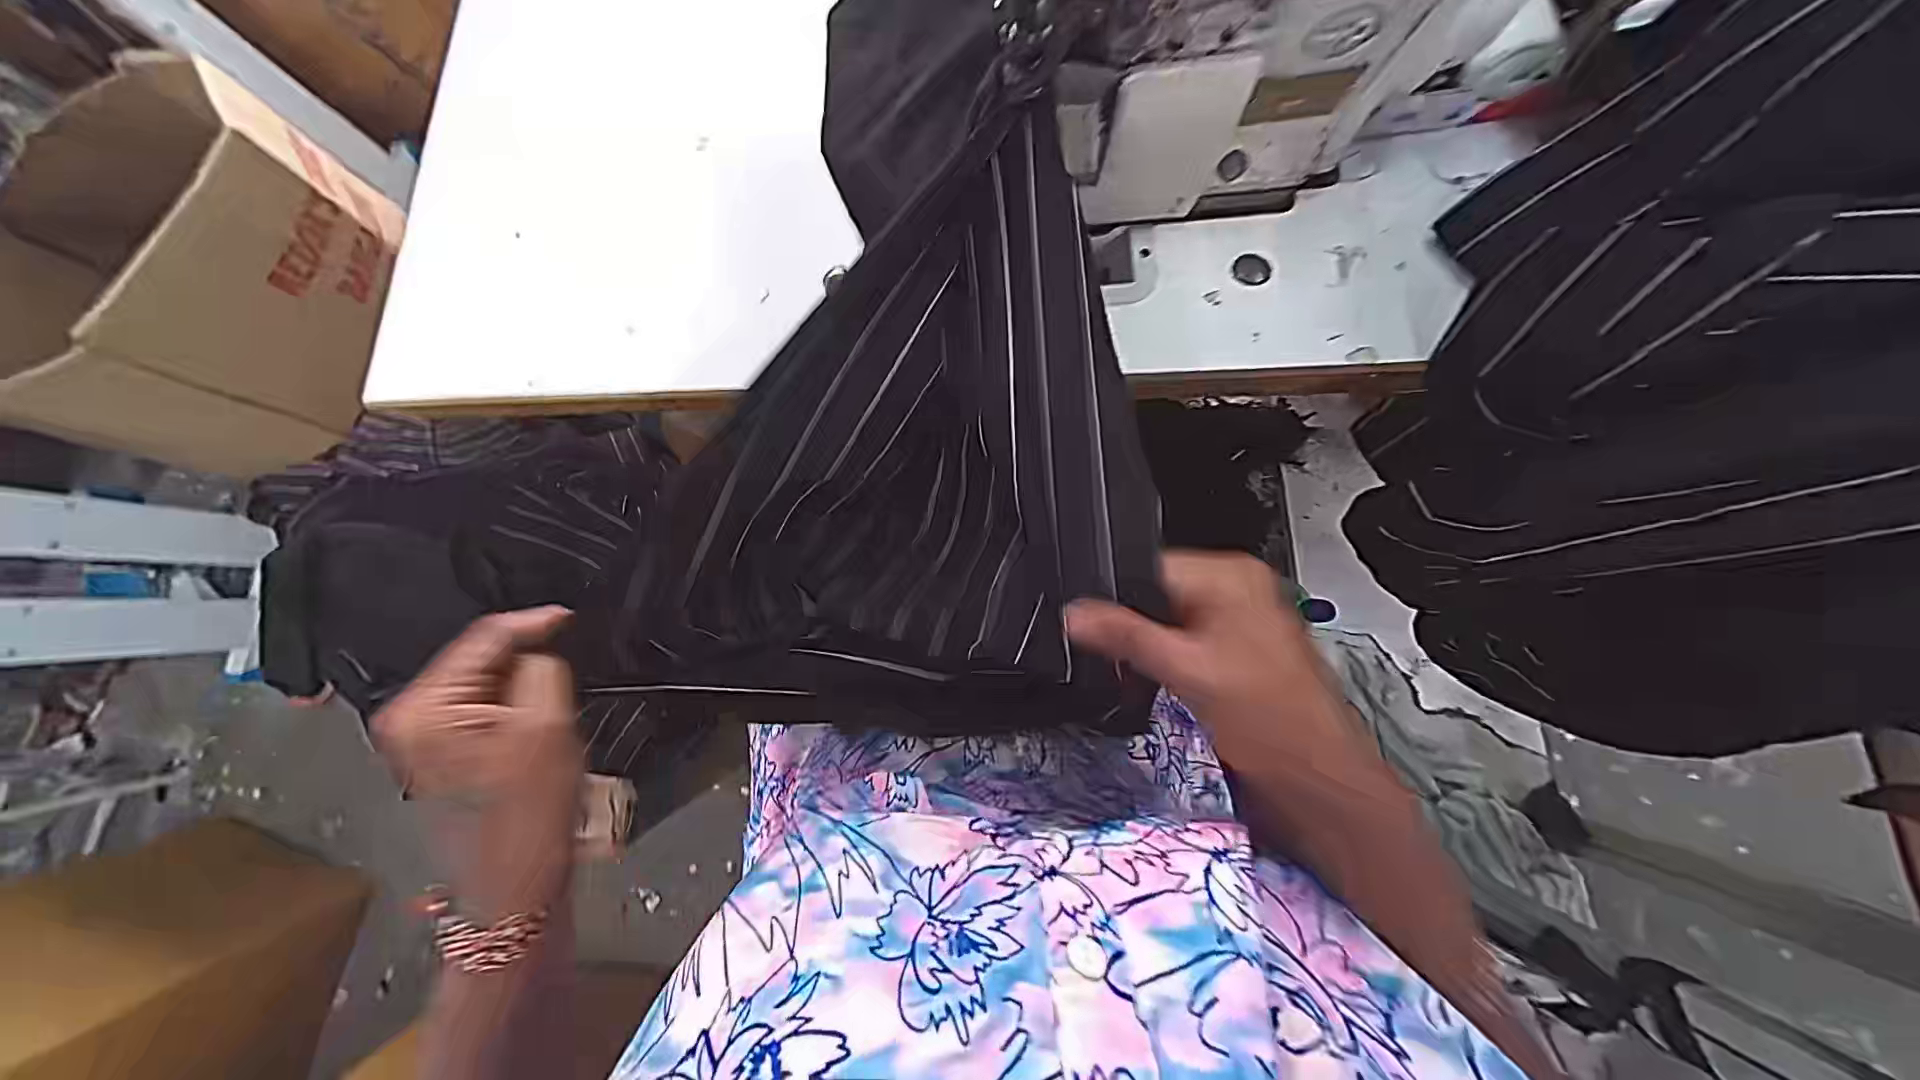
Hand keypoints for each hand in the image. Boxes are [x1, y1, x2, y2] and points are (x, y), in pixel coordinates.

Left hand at [372, 606, 582, 916]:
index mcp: (422, 709)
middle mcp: (410, 721)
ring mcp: (424, 740)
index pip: (483, 638)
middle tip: (559, 683)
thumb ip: (542, 668)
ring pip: (489, 686)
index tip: (565, 618)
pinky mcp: (445, 754)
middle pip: (481, 661)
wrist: (516, 880)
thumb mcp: (546, 724)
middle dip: (525, 664)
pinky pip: (487, 710)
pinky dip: (516, 711)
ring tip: (548, 717)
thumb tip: (538, 651)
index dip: (532, 622)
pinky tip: (535, 733)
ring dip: (523, 691)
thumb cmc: (527, 813)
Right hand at [1066, 551, 1370, 776]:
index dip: (1115, 597)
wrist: (1313, 778)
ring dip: (1147, 645)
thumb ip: (1124, 637)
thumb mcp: (1184, 671)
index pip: (1149, 566)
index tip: (1093, 628)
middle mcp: (1238, 588)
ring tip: (1154, 676)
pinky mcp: (1234, 645)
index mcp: (1231, 575)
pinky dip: (1165, 657)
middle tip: (1124, 660)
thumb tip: (1075, 616)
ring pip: (1165, 618)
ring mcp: (1238, 617)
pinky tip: (1168, 681)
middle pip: (1155, 592)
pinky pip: (1182, 637)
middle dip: (1131, 625)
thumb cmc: (1274, 724)